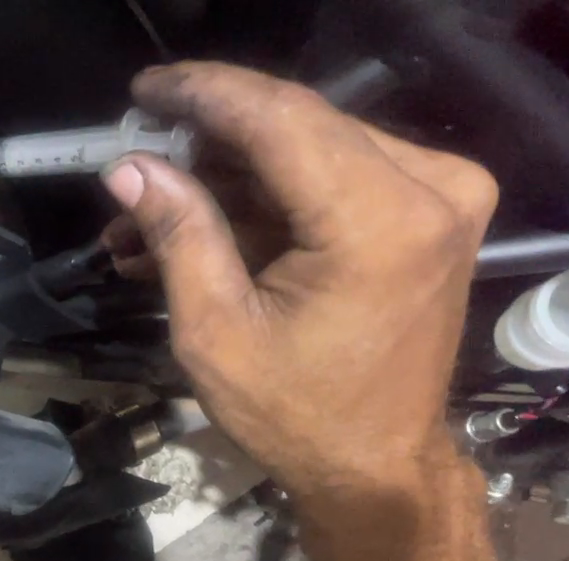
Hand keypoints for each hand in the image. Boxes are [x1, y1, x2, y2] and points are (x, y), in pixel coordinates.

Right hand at [101, 62, 497, 517]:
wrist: (373, 460)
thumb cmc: (292, 412)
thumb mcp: (215, 332)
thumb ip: (179, 237)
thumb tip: (130, 169)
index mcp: (380, 220)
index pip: (282, 120)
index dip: (205, 96)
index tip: (144, 91)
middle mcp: (430, 185)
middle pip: (296, 128)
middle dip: (203, 147)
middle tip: (130, 172)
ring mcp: (438, 194)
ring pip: (307, 152)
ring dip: (222, 182)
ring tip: (142, 224)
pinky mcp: (426, 212)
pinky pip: (330, 180)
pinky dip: (261, 202)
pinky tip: (196, 231)